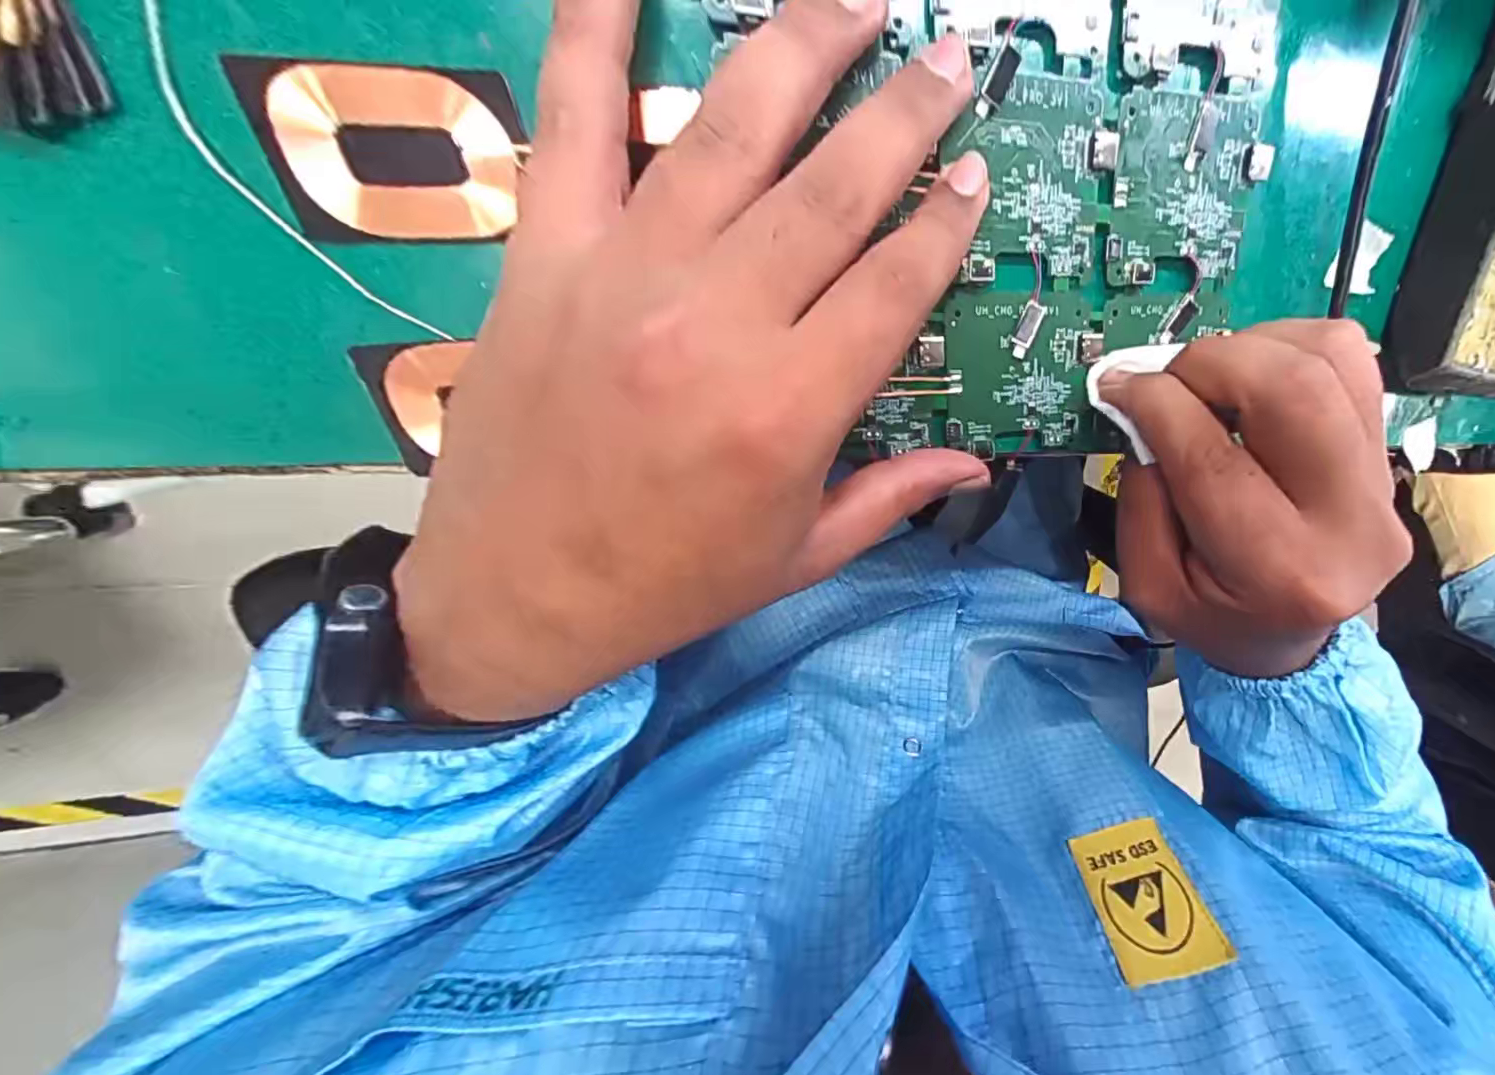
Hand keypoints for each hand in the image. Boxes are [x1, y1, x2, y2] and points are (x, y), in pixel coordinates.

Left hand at [395, 0, 992, 721]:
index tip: (975, 177)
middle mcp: (716, 324)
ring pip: (730, 132)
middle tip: (945, 60)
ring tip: (853, 2)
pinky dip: (596, 30)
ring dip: (801, 49)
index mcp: (789, 410)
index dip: (944, 224)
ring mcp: (625, 275)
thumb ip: (892, 497)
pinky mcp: (546, 256)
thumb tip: (973, 463)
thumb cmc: (670, 586)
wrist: (519, 595)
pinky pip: (573, 118)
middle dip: (902, 116)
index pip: (893, 285)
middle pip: (831, 190)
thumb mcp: (797, 557)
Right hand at [1099, 320, 1411, 678]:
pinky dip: (1288, 349)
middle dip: (1209, 362)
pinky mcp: (1388, 453)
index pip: (1212, 459)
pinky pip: (1351, 362)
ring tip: (1205, 378)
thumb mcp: (1149, 584)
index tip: (1117, 388)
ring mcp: (1384, 482)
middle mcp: (1351, 522)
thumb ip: (1141, 500)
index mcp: (1278, 570)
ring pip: (1331, 359)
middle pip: (1294, 389)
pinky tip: (1248, 377)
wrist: (1291, 637)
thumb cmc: (1213, 617)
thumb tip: (1142, 413)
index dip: (1155, 406)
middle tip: (1164, 377)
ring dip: (1250, 348)